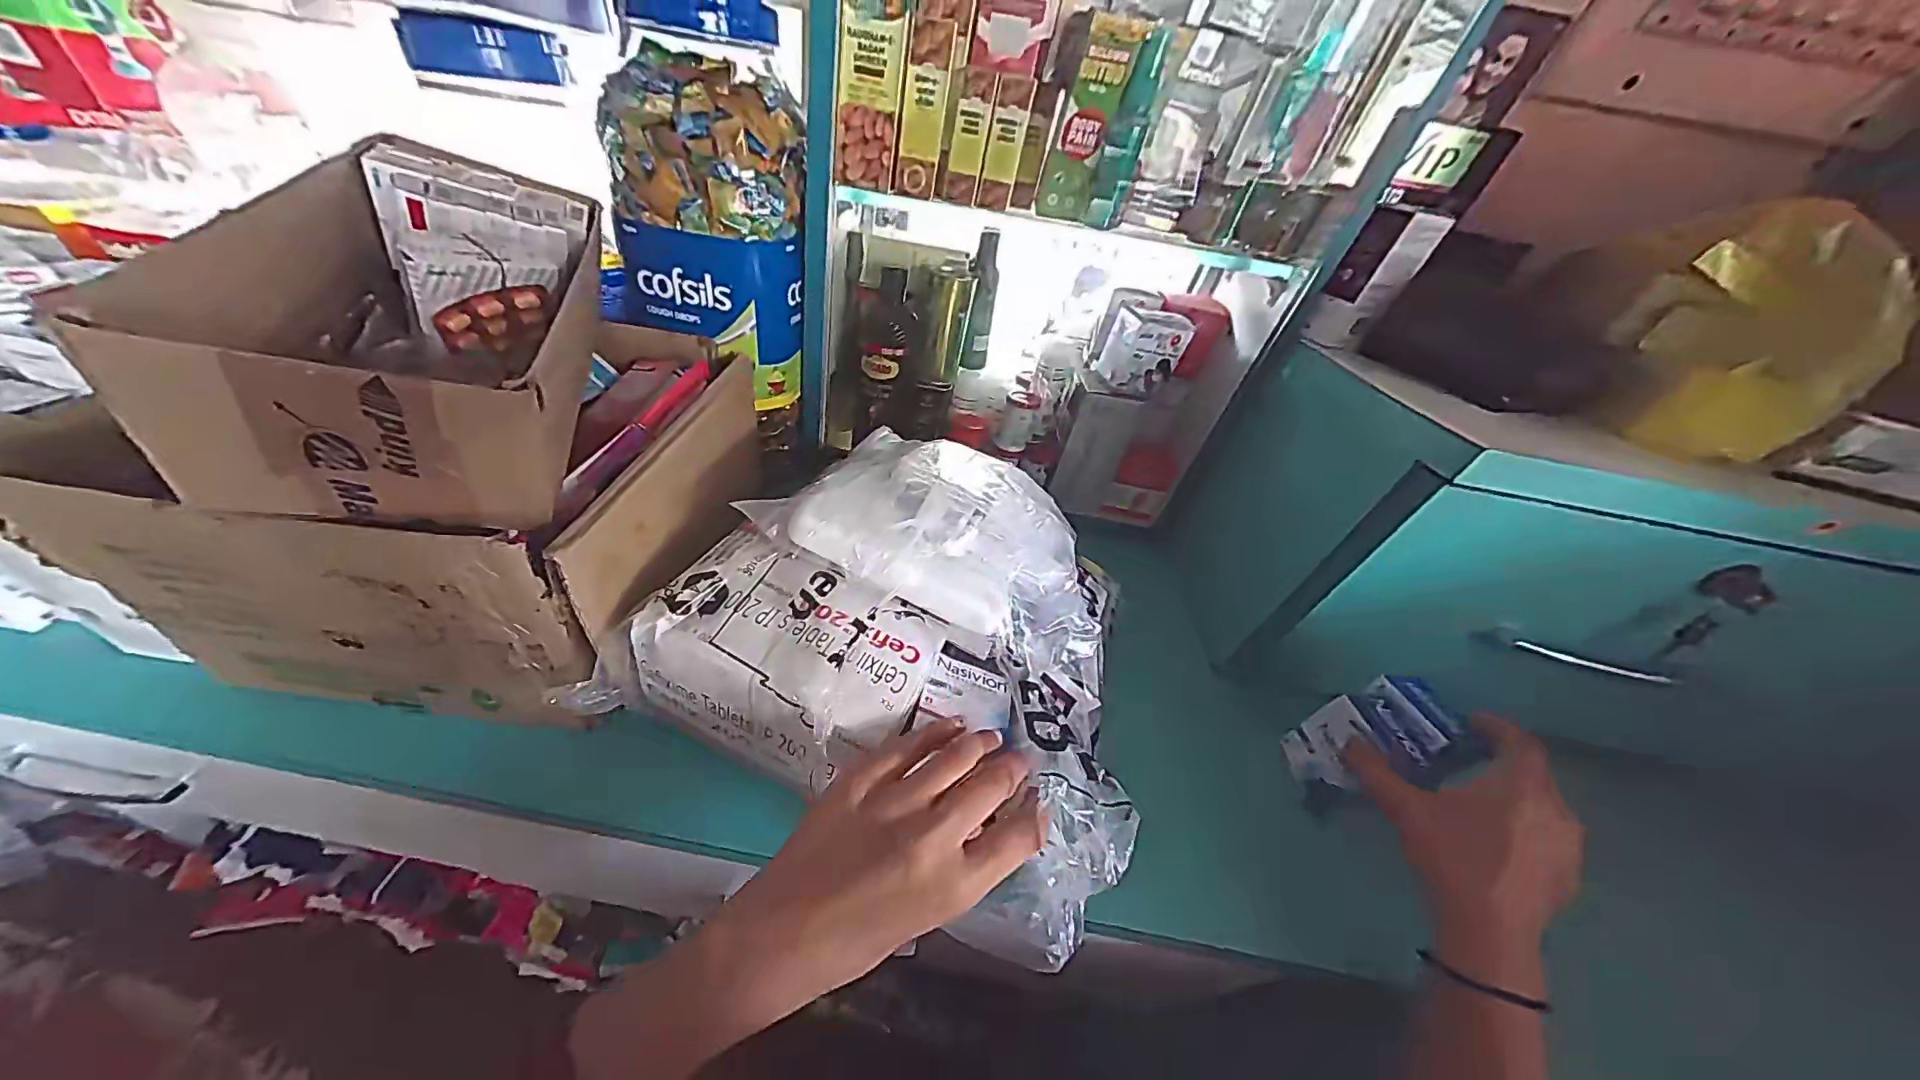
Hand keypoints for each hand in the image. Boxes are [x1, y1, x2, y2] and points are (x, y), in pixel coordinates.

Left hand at [704, 719, 1045, 1010]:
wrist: (783, 933)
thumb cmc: (859, 942)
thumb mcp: (928, 915)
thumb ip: (964, 870)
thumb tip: (990, 829)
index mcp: (954, 884)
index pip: (1017, 837)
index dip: (1034, 812)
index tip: (1037, 798)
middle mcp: (932, 838)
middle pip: (992, 786)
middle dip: (1014, 769)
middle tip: (1020, 760)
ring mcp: (894, 803)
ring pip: (955, 756)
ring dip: (980, 743)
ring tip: (991, 738)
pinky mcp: (859, 781)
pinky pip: (906, 745)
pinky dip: (935, 731)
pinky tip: (951, 725)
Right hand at [1343, 714, 1582, 995]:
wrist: (1490, 933)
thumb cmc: (1453, 858)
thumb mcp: (1406, 810)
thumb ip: (1376, 772)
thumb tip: (1350, 742)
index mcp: (1522, 785)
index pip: (1521, 741)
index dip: (1497, 726)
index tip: (1470, 722)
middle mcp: (1556, 809)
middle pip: (1532, 773)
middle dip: (1500, 762)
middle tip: (1465, 761)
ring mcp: (1567, 846)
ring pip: (1542, 806)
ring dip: (1513, 796)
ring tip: (1476, 802)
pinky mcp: (1567, 877)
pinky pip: (1546, 836)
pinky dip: (1522, 827)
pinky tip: (1493, 843)